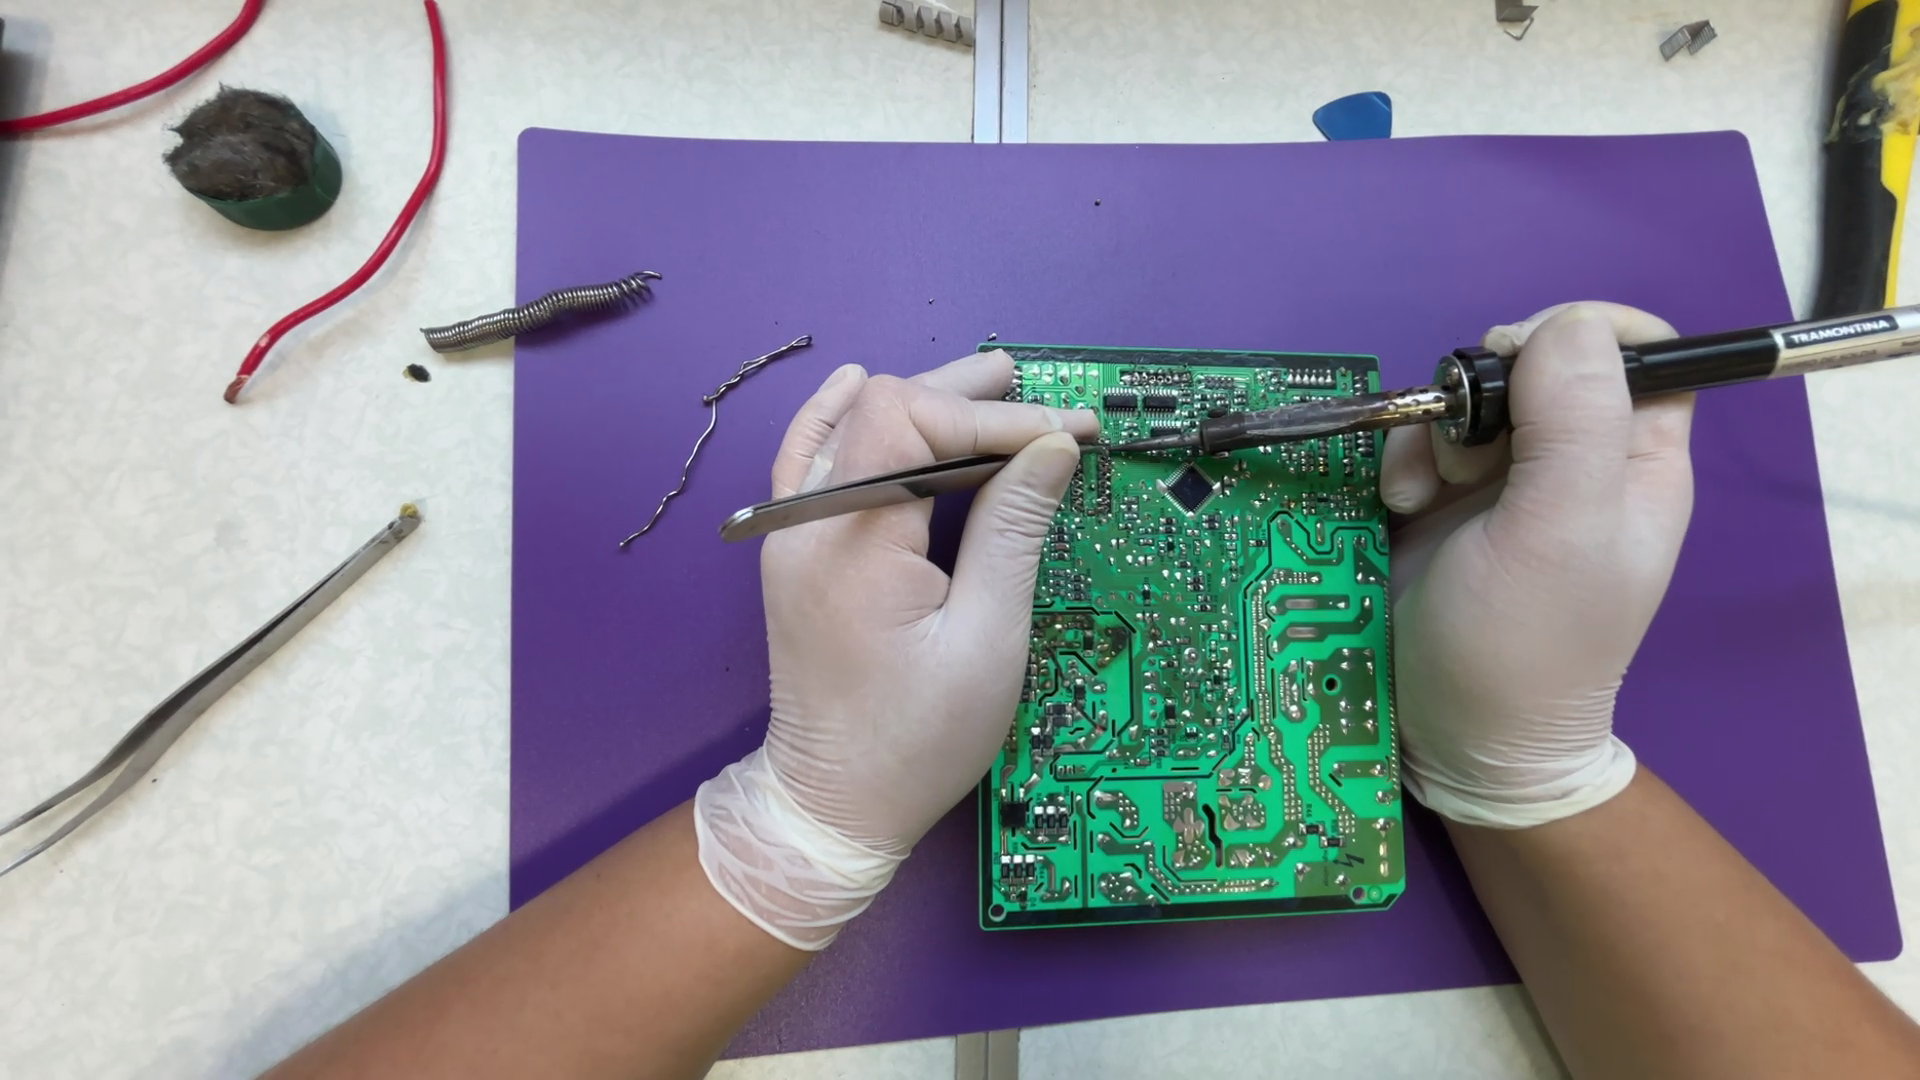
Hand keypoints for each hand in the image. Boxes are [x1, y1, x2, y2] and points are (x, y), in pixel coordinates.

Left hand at [694, 350, 1097, 948]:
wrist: (833, 801)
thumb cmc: (919, 738)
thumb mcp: (987, 639)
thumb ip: (1013, 530)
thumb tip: (1052, 447)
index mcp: (853, 541)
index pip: (915, 424)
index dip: (995, 417)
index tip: (1068, 434)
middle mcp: (807, 521)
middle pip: (880, 413)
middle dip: (965, 398)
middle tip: (1031, 386)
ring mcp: (791, 533)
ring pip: (849, 428)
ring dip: (918, 400)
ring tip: (984, 380)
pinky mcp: (795, 550)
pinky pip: (811, 458)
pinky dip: (844, 418)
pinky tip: (859, 384)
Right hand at [1379, 303, 1695, 827]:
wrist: (1450, 725)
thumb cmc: (1521, 637)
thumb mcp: (1559, 530)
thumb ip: (1573, 422)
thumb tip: (1565, 322)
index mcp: (1627, 464)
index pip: (1631, 353)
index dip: (1574, 338)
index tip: (1514, 360)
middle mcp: (1564, 466)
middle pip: (1526, 374)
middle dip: (1480, 396)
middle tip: (1462, 450)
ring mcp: (1491, 489)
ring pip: (1459, 410)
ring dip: (1427, 438)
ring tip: (1415, 494)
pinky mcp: (1431, 509)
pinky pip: (1412, 450)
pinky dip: (1397, 466)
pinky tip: (1394, 503)